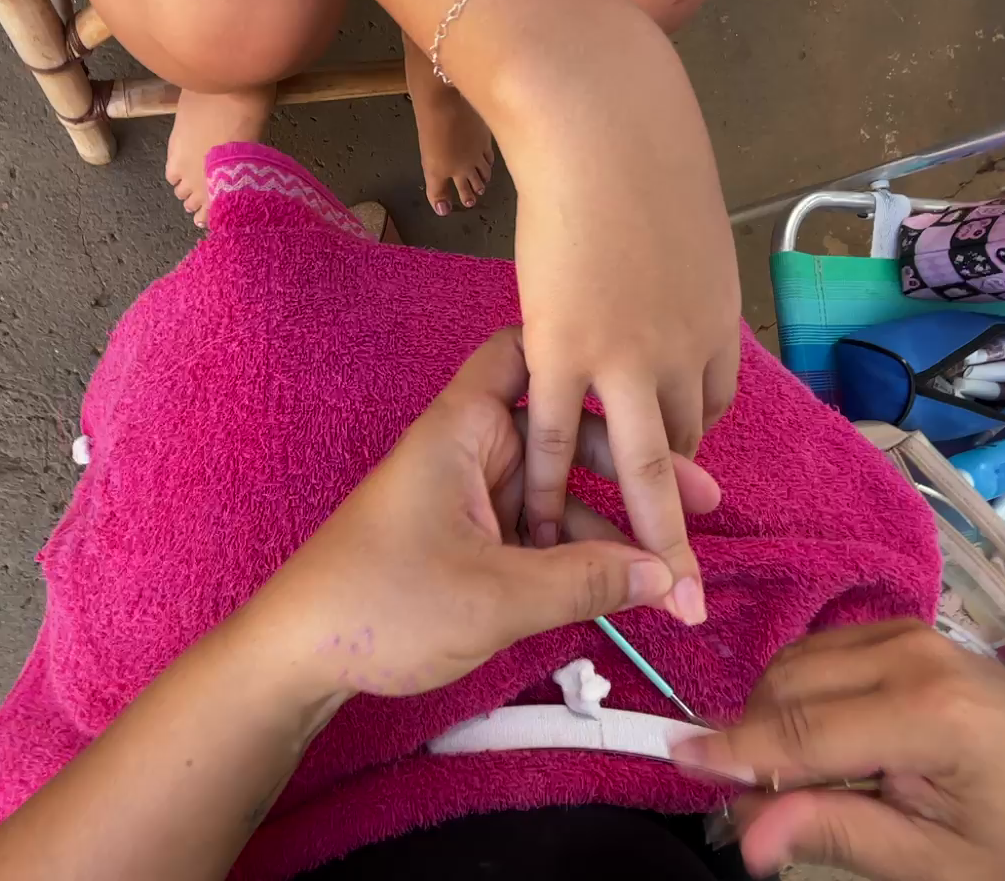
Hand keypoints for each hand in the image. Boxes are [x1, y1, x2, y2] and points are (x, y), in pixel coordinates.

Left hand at [247, 328, 721, 700]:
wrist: (302, 653)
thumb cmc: (385, 602)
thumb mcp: (495, 597)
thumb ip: (584, 581)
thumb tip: (668, 576)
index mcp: (464, 427)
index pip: (518, 355)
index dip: (575, 351)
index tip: (639, 370)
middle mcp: (473, 447)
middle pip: (561, 435)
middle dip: (628, 468)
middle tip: (702, 499)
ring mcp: (474, 493)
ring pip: (556, 490)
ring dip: (610, 526)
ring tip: (677, 568)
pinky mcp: (473, 535)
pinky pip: (537, 529)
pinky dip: (577, 553)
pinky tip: (626, 584)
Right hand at [491, 7, 741, 627]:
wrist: (605, 124)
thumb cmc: (642, 157)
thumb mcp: (685, 225)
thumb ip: (680, 274)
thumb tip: (664, 282)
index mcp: (714, 319)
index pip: (708, 401)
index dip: (685, 437)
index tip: (666, 458)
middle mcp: (687, 351)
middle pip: (685, 444)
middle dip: (682, 513)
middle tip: (686, 576)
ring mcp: (630, 356)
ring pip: (641, 463)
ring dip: (634, 526)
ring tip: (638, 584)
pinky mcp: (568, 351)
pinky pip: (561, 437)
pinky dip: (553, 489)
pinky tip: (541, 529)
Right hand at [672, 621, 1004, 880]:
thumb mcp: (942, 868)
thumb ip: (835, 833)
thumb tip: (744, 837)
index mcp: (930, 709)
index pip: (800, 728)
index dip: (732, 749)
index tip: (673, 757)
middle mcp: (913, 650)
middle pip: (789, 682)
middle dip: (754, 735)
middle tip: (746, 796)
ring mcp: (916, 634)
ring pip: (802, 660)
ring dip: (777, 711)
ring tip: (791, 775)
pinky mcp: (918, 637)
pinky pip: (830, 653)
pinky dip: (806, 691)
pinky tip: (824, 737)